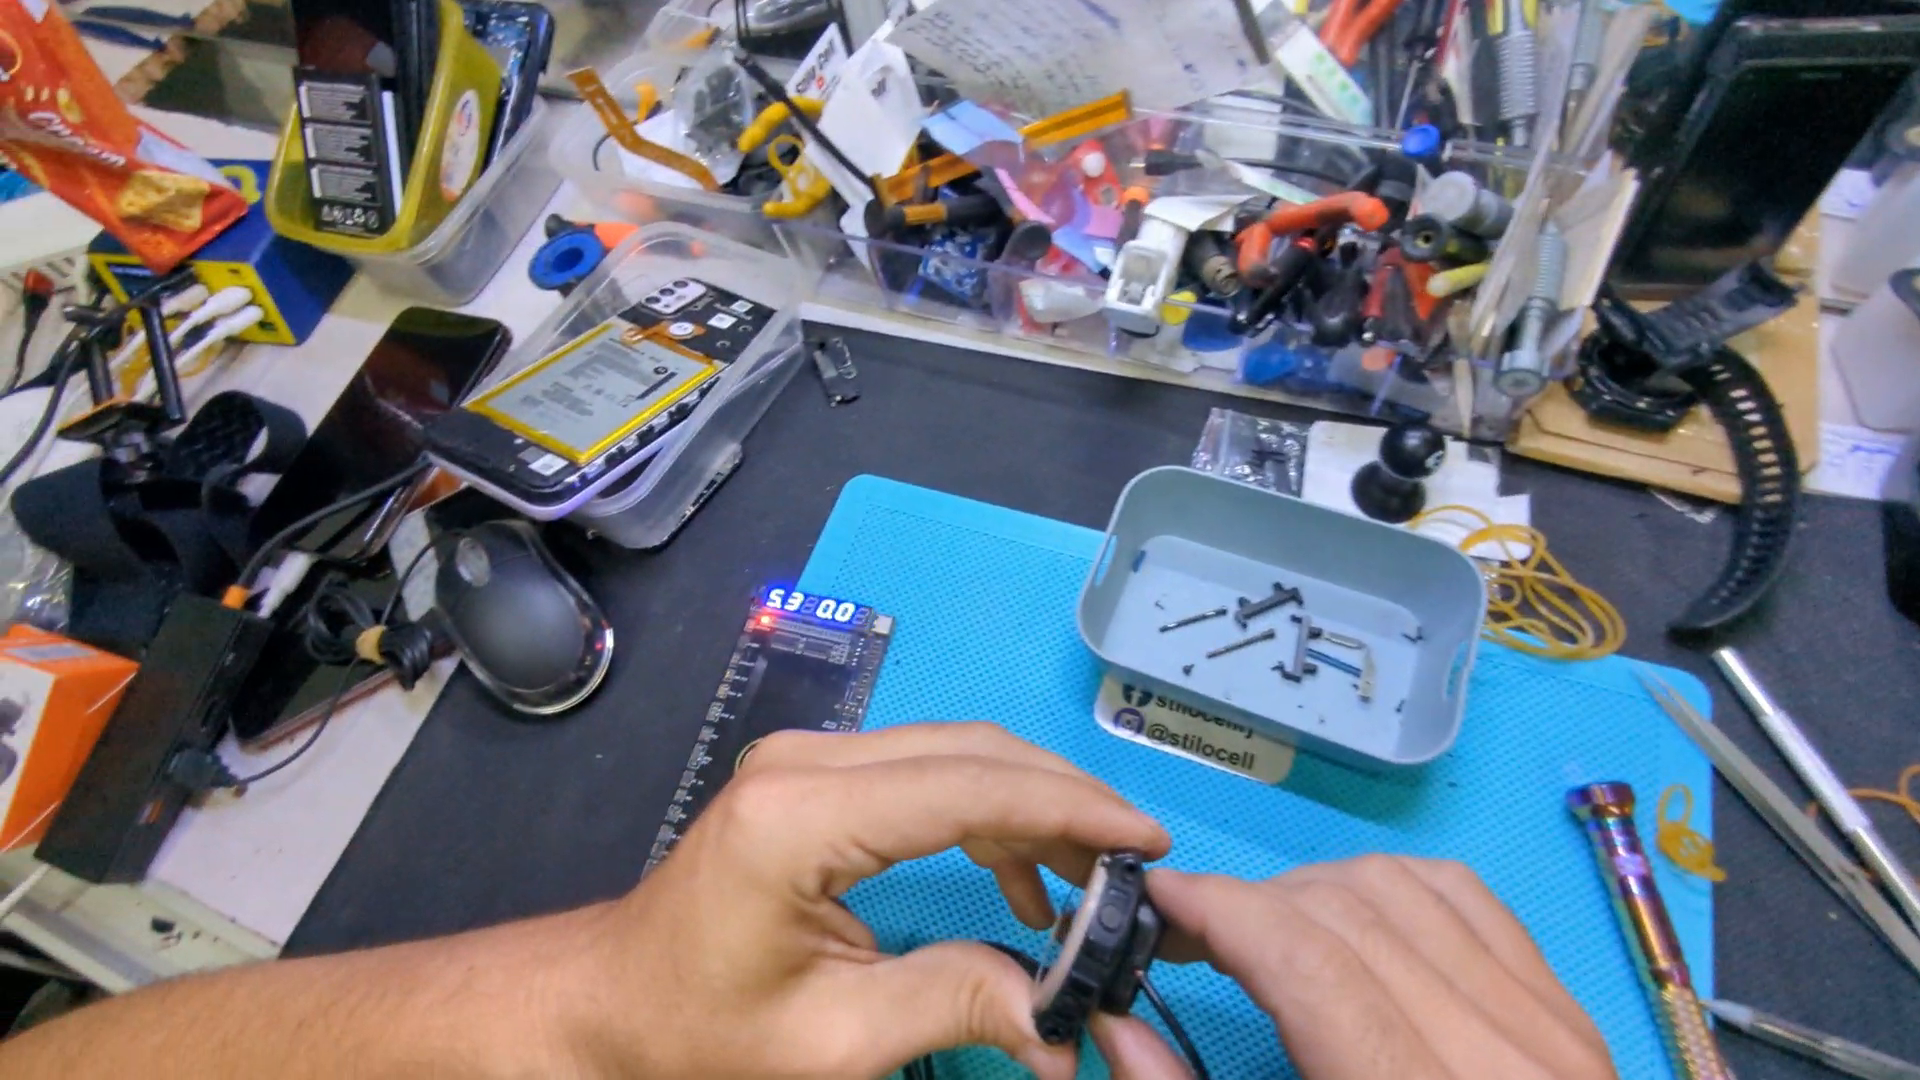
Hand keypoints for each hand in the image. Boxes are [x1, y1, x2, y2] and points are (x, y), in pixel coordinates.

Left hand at [567, 722, 1170, 1079]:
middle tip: (1132, 855)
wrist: (612, 996)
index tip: (1143, 838)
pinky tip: (1018, 880)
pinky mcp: (821, 771)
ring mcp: (814, 755)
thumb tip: (1060, 1018)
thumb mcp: (829, 1042)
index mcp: (803, 815)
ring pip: (955, 753)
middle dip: (1062, 796)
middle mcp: (813, 758)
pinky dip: (986, 815)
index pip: (964, 788)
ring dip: (1030, 803)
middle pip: (968, 751)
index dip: (1065, 808)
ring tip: (1088, 876)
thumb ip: (951, 1007)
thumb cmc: (700, 1031)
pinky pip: (926, 773)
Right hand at [1094, 857, 1617, 1079]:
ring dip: (1309, 889)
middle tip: (1196, 930)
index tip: (1157, 895)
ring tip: (1270, 932)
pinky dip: (1389, 884)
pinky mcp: (1575, 1023)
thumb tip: (1114, 1021)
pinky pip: (1463, 896)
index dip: (1219, 908)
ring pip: (1397, 886)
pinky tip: (1353, 919)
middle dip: (1247, 901)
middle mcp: (1507, 1067)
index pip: (1308, 962)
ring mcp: (1556, 1039)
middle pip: (1342, 914)